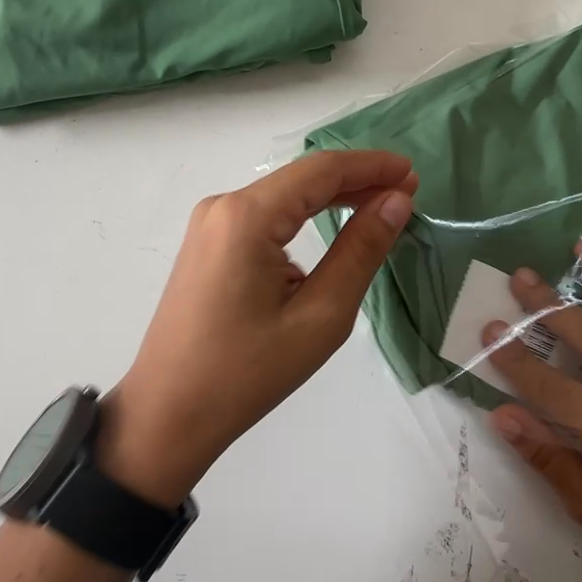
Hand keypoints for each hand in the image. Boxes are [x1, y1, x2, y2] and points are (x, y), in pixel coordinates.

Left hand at [98, 150, 416, 506]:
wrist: (169, 414)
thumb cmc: (247, 372)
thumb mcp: (320, 316)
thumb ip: (361, 250)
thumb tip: (395, 201)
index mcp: (247, 216)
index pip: (320, 170)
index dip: (371, 166)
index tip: (413, 173)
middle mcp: (222, 207)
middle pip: (300, 179)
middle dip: (355, 181)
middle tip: (406, 194)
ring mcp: (209, 227)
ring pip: (282, 198)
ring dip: (330, 200)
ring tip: (377, 209)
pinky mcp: (206, 248)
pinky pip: (262, 219)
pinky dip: (301, 220)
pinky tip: (329, 234)